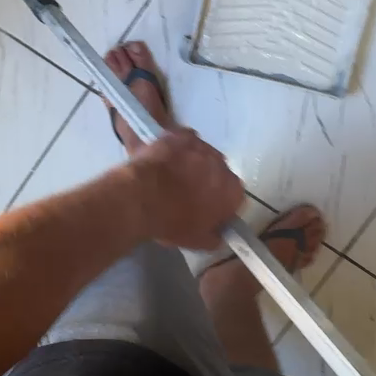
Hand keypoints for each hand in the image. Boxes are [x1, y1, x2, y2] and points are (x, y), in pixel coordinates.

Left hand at [123, 129, 244, 249]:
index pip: (235, 198)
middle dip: (208, 181)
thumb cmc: (171, 222)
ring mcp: (202, 146)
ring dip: (193, 163)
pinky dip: (178, 147)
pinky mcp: (181, 134)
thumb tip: (218, 234)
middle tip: (188, 193)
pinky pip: (185, 140)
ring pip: (202, 155)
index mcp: (233, 192)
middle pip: (219, 173)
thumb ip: (215, 236)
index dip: (221, 205)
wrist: (140, 196)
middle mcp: (223, 165)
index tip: (207, 211)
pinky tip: (166, 157)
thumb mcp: (197, 241)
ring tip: (173, 174)